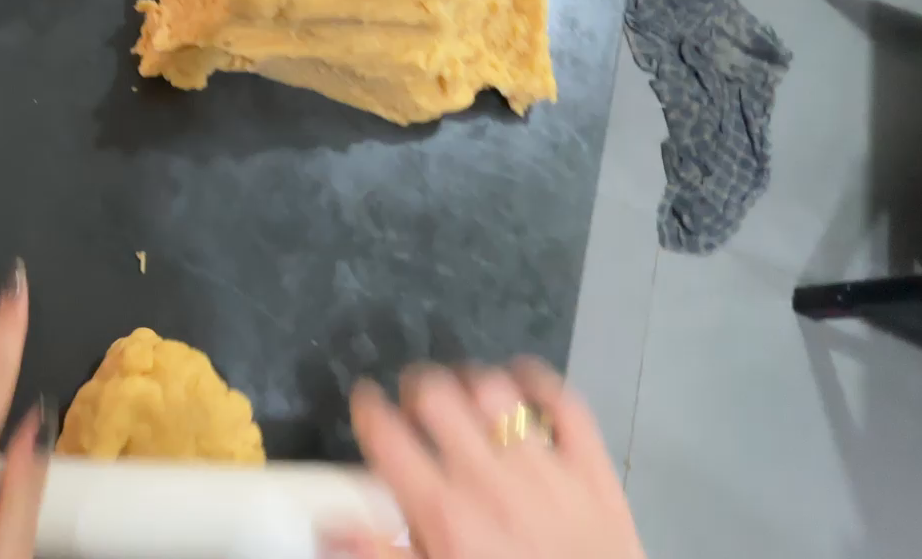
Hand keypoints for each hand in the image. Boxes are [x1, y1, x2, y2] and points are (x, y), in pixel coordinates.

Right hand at [336, 359, 644, 558]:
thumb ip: (379, 554)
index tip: (367, 404)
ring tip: (464, 395)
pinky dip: (540, 382)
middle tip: (414, 402)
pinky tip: (520, 380)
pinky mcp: (593, 473)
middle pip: (434, 394)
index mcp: (445, 516)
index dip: (367, 407)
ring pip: (493, 389)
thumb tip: (327, 524)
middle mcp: (489, 483)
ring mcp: (546, 472)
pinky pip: (566, 405)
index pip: (385, 434)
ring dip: (470, 382)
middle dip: (415, 387)